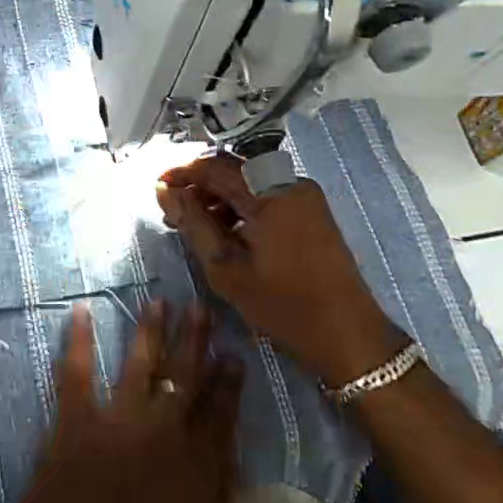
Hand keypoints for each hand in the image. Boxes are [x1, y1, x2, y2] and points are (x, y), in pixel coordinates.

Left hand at [0, 301, 242, 502]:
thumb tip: (233, 461)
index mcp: (196, 471)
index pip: (221, 415)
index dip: (229, 384)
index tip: (234, 355)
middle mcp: (162, 436)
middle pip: (185, 379)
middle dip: (195, 341)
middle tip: (202, 307)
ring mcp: (117, 424)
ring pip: (140, 364)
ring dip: (151, 330)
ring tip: (159, 301)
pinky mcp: (74, 423)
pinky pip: (75, 371)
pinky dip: (76, 339)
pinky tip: (79, 310)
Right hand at [158, 153, 404, 384]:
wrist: (346, 335)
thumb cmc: (282, 304)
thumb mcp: (225, 267)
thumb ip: (193, 223)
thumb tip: (165, 191)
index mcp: (271, 193)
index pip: (216, 167)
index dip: (182, 173)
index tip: (157, 186)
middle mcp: (291, 184)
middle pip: (234, 171)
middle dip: (199, 186)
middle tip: (172, 210)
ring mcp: (305, 197)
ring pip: (250, 184)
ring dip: (219, 198)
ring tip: (193, 224)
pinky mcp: (311, 213)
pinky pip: (267, 197)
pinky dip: (241, 208)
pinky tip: (223, 232)